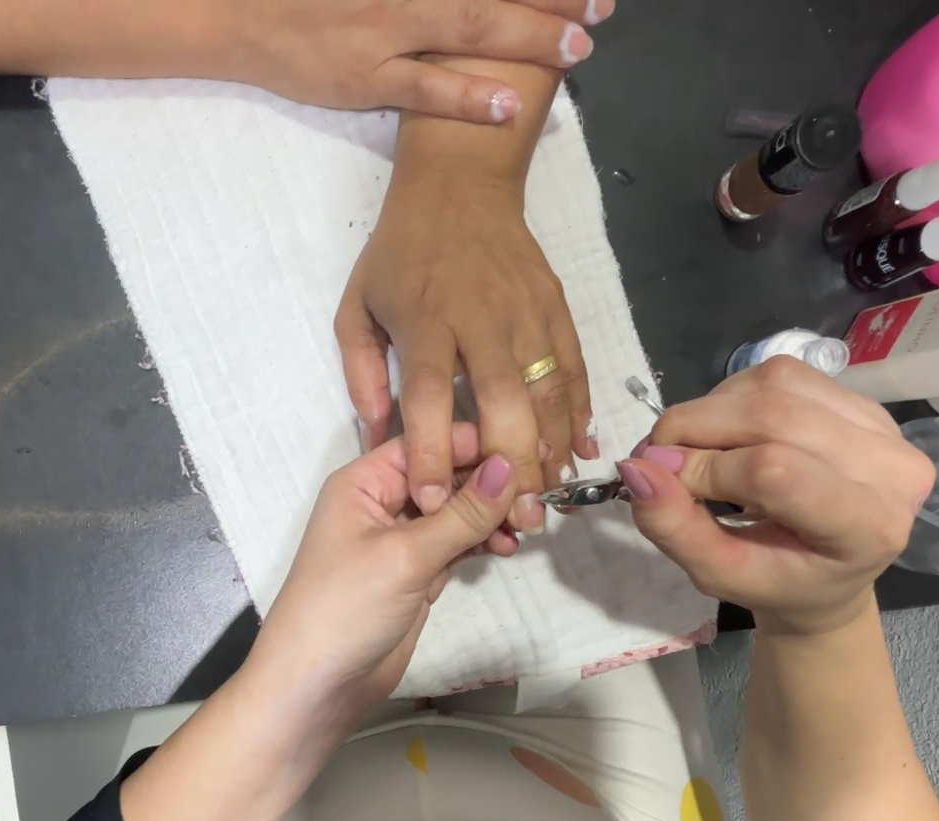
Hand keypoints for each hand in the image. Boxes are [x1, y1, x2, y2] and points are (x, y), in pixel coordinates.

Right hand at [227, 0, 606, 123]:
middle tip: (602, 3)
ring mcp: (387, 27)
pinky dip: (469, 96)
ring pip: (472, 27)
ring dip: (530, 37)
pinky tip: (510, 104)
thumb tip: (462, 5)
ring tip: (579, 49)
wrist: (243, 11)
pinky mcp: (366, 74)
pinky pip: (427, 86)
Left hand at [249, 423, 519, 710]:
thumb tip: (507, 466)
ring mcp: (401, 539)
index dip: (474, 444)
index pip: (427, 443)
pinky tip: (507, 547)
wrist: (318, 685)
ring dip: (490, 516)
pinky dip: (481, 543)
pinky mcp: (416, 571)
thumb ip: (461, 513)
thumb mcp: (405, 555)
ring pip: (456, 512)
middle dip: (489, 484)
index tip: (524, 452)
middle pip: (445, 475)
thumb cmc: (346, 607)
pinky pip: (456, 544)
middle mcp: (382, 502)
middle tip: (538, 493)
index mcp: (364, 481)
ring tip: (527, 527)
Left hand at [336, 171, 595, 534]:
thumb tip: (376, 434)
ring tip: (549, 500)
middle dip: (510, 468)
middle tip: (516, 521)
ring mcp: (525, 313)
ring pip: (546, 392)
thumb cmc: (400, 253)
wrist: (460, 181)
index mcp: (423, 322)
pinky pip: (574, 368)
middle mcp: (479, 320)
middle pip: (502, 404)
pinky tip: (580, 449)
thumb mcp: (358, 308)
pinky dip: (580, 411)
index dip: (430, 455)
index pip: (428, 398)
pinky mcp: (556, 307)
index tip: (431, 506)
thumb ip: (364, 373)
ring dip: (551, 451)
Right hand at [618, 358, 934, 635]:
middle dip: (693, 428)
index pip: (775, 471)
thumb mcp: (716, 574)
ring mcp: (883, 425)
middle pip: (773, 414)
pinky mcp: (859, 400)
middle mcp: (890, 467)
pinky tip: (727, 432)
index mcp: (867, 527)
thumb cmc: (775, 582)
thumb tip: (634, 468)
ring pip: (775, 384)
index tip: (656, 481)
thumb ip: (674, 527)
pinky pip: (782, 375)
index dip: (703, 468)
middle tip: (657, 458)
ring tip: (693, 449)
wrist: (827, 572)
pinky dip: (731, 396)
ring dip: (711, 409)